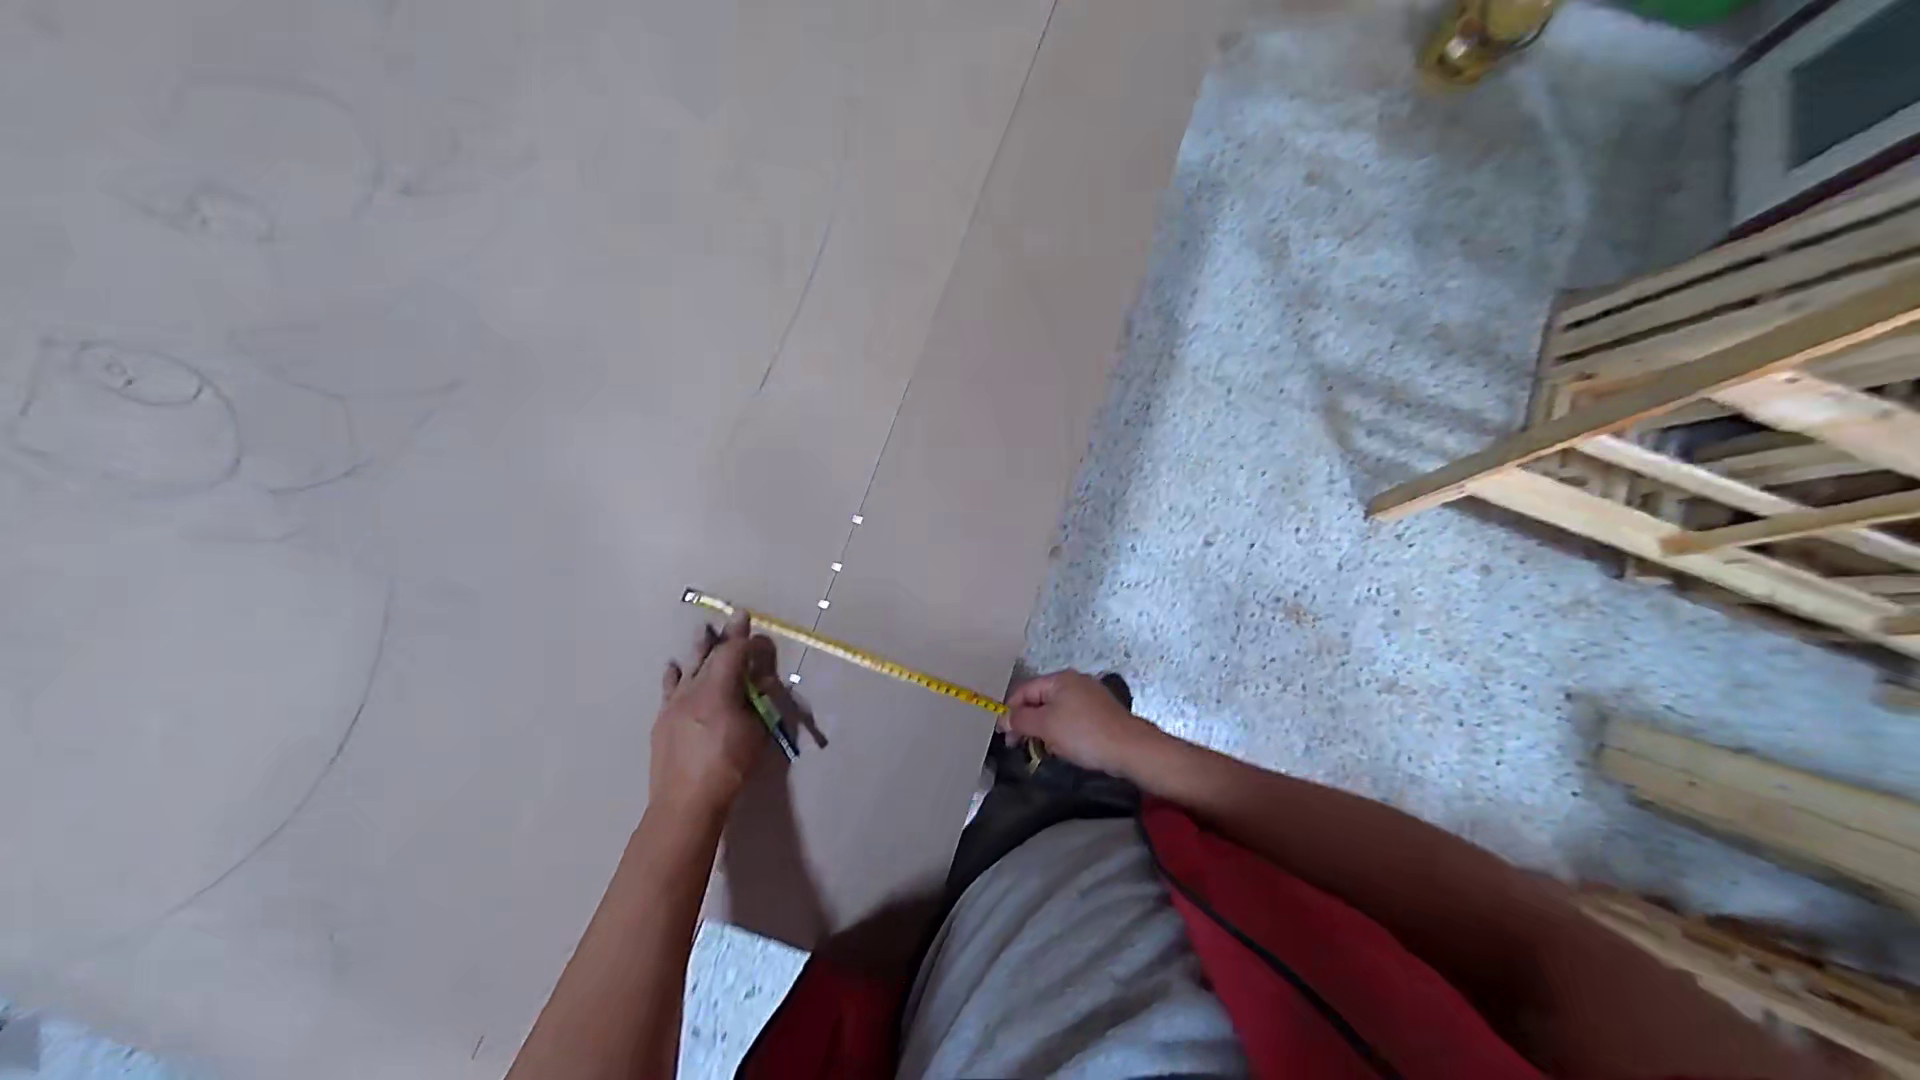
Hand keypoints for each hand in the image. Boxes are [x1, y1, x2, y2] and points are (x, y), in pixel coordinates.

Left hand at [651, 612, 777, 820]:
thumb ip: (758, 703)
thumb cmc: (728, 767)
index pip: (732, 653)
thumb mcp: (755, 733)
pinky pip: (668, 688)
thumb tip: (760, 680)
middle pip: (708, 656)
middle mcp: (692, 691)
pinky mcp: (662, 720)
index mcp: (718, 691)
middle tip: (731, 618)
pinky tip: (672, 668)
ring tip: (702, 634)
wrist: (684, 802)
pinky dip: (674, 675)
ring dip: (697, 650)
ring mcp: (673, 705)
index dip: (742, 636)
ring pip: (687, 668)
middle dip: (722, 637)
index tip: (747, 619)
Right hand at [1003, 670, 1167, 778]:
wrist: (1129, 749)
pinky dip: (1062, 733)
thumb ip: (1020, 719)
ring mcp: (1089, 697)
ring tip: (1043, 749)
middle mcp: (1074, 682)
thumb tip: (1003, 718)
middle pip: (1039, 700)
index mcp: (1059, 679)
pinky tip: (1063, 748)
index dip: (1010, 711)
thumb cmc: (1083, 734)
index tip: (1003, 734)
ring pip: (1055, 712)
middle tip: (1018, 745)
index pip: (1024, 690)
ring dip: (1044, 730)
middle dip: (1027, 722)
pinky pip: (1071, 720)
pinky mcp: (1099, 713)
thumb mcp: (1045, 725)